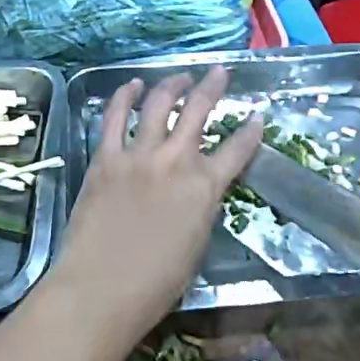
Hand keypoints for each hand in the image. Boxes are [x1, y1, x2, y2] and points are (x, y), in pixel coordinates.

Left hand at [42, 68, 263, 341]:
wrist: (102, 287)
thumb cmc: (156, 283)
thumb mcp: (197, 245)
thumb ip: (200, 207)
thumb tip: (197, 189)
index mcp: (206, 188)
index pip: (237, 151)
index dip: (250, 132)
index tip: (257, 117)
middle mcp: (176, 161)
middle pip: (199, 112)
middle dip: (212, 88)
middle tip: (219, 72)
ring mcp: (138, 154)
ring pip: (159, 105)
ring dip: (172, 85)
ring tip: (180, 76)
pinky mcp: (105, 157)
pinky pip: (115, 117)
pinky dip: (125, 96)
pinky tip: (132, 85)